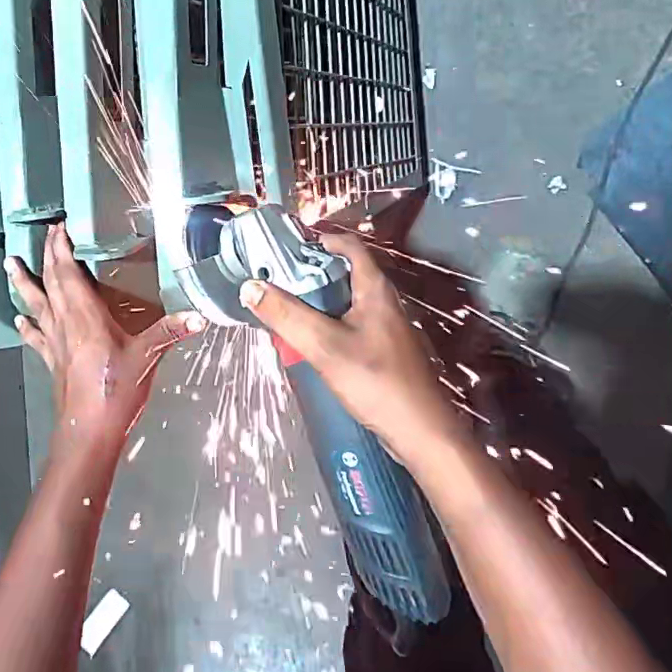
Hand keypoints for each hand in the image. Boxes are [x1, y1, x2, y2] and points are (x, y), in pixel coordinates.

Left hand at [7, 223, 206, 454]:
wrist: (87, 434)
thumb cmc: (115, 391)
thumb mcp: (147, 357)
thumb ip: (171, 332)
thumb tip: (200, 314)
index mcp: (85, 316)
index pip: (67, 273)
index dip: (61, 249)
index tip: (60, 227)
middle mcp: (64, 324)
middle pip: (51, 282)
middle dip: (48, 254)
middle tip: (45, 232)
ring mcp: (54, 343)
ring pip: (36, 304)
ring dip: (23, 283)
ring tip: (9, 265)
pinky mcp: (52, 361)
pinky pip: (35, 336)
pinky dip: (27, 324)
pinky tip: (19, 319)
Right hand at [239, 233, 466, 463]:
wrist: (421, 431)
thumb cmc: (376, 380)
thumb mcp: (324, 346)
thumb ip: (287, 316)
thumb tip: (250, 287)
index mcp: (375, 289)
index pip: (350, 246)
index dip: (321, 240)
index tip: (290, 246)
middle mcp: (383, 301)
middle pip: (345, 273)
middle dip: (312, 272)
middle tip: (279, 279)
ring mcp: (386, 327)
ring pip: (346, 301)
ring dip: (317, 300)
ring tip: (286, 308)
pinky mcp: (384, 350)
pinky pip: (350, 324)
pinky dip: (328, 323)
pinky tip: (310, 341)